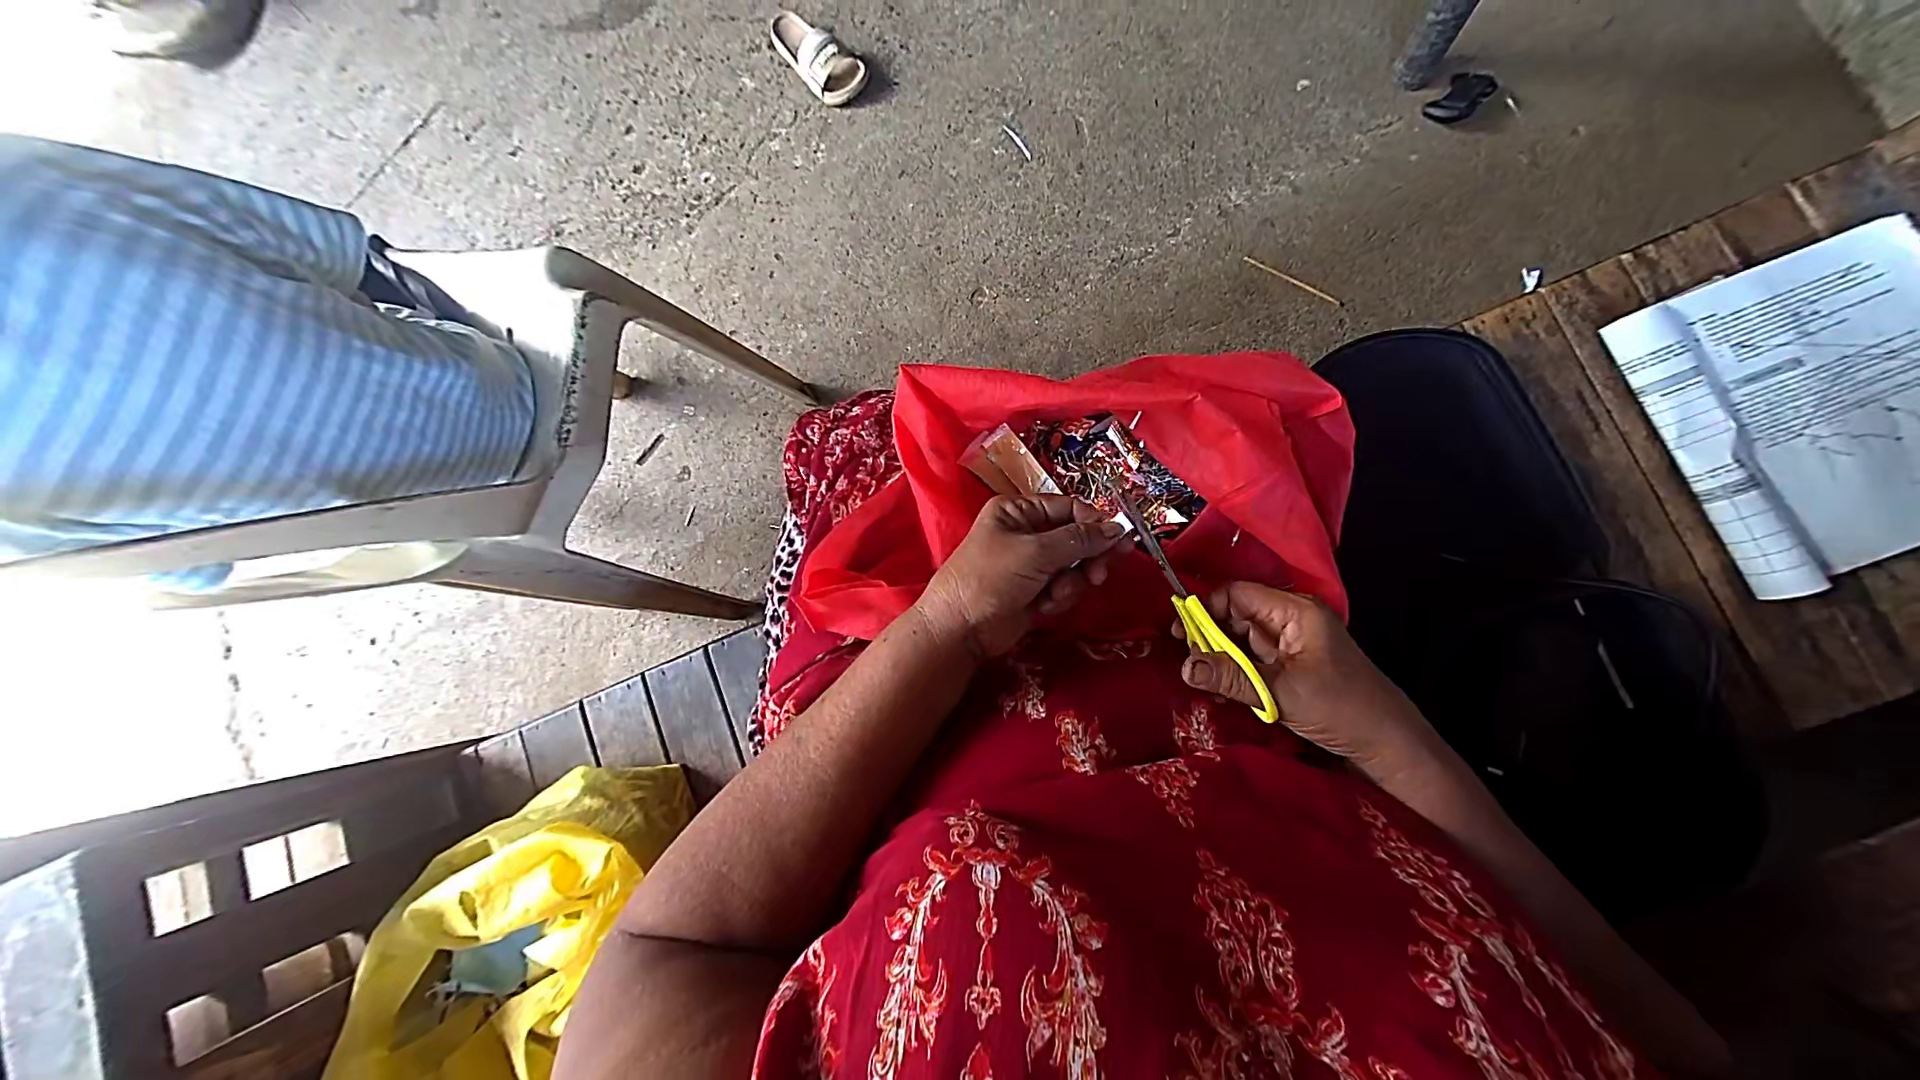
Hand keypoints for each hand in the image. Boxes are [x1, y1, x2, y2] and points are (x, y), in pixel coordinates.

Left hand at [914, 495, 1131, 658]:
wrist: (961, 628)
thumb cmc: (990, 578)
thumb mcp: (1035, 552)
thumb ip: (1079, 539)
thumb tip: (1117, 529)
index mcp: (1018, 511)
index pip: (1068, 508)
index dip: (1094, 522)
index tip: (1119, 540)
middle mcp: (1026, 533)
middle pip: (1076, 538)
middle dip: (1088, 557)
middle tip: (1098, 575)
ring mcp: (1031, 564)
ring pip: (1074, 566)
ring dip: (1071, 582)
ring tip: (1056, 595)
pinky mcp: (1036, 591)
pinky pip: (1064, 587)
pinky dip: (1059, 598)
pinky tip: (1044, 607)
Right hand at [1174, 582, 1443, 777]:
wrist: (1388, 745)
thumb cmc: (1343, 709)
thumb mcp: (1280, 693)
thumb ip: (1231, 677)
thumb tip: (1185, 667)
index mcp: (1295, 611)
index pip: (1236, 594)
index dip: (1205, 608)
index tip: (1180, 633)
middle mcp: (1290, 619)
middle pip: (1234, 614)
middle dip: (1208, 635)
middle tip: (1188, 661)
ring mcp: (1289, 642)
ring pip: (1239, 637)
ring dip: (1219, 656)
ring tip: (1202, 677)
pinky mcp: (1288, 664)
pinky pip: (1249, 657)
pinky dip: (1233, 670)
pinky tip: (1220, 688)